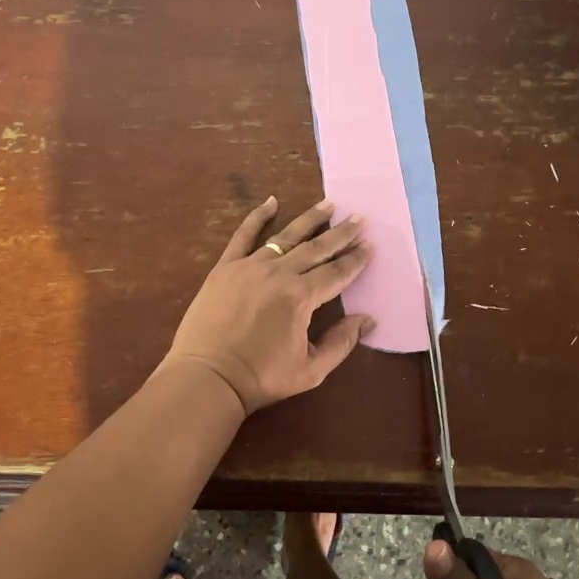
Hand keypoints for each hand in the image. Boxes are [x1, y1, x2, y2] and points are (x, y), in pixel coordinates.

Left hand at [161, 197, 375, 414]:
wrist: (208, 375)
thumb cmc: (261, 377)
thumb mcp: (311, 370)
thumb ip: (341, 342)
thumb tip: (368, 319)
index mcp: (301, 297)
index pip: (336, 273)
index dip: (355, 260)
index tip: (369, 244)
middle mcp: (278, 273)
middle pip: (316, 248)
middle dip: (341, 233)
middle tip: (359, 217)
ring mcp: (250, 266)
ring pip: (286, 236)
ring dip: (309, 219)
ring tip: (328, 205)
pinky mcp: (226, 267)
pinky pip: (243, 235)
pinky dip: (257, 216)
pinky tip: (271, 202)